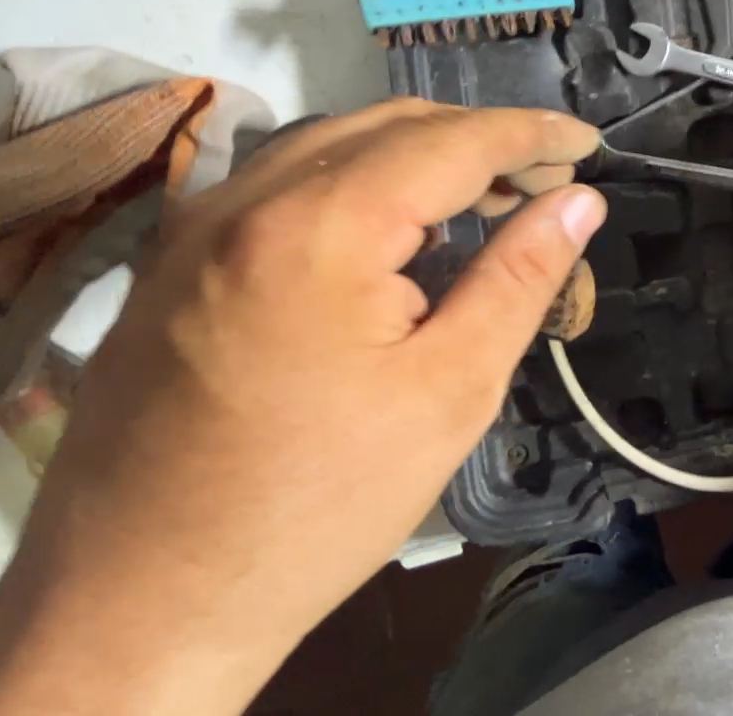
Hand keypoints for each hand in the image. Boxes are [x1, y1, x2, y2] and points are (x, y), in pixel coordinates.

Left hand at [0, 100, 606, 710]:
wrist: (142, 604)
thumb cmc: (323, 500)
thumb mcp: (454, 389)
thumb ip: (522, 276)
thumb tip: (580, 200)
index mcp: (319, 227)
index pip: (451, 142)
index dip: (531, 132)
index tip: (590, 141)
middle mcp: (246, 200)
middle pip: (392, 127)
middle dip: (484, 141)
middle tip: (551, 180)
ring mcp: (197, 227)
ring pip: (337, 144)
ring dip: (425, 156)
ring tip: (491, 200)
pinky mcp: (176, 262)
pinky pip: (288, 181)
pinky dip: (366, 180)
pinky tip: (401, 228)